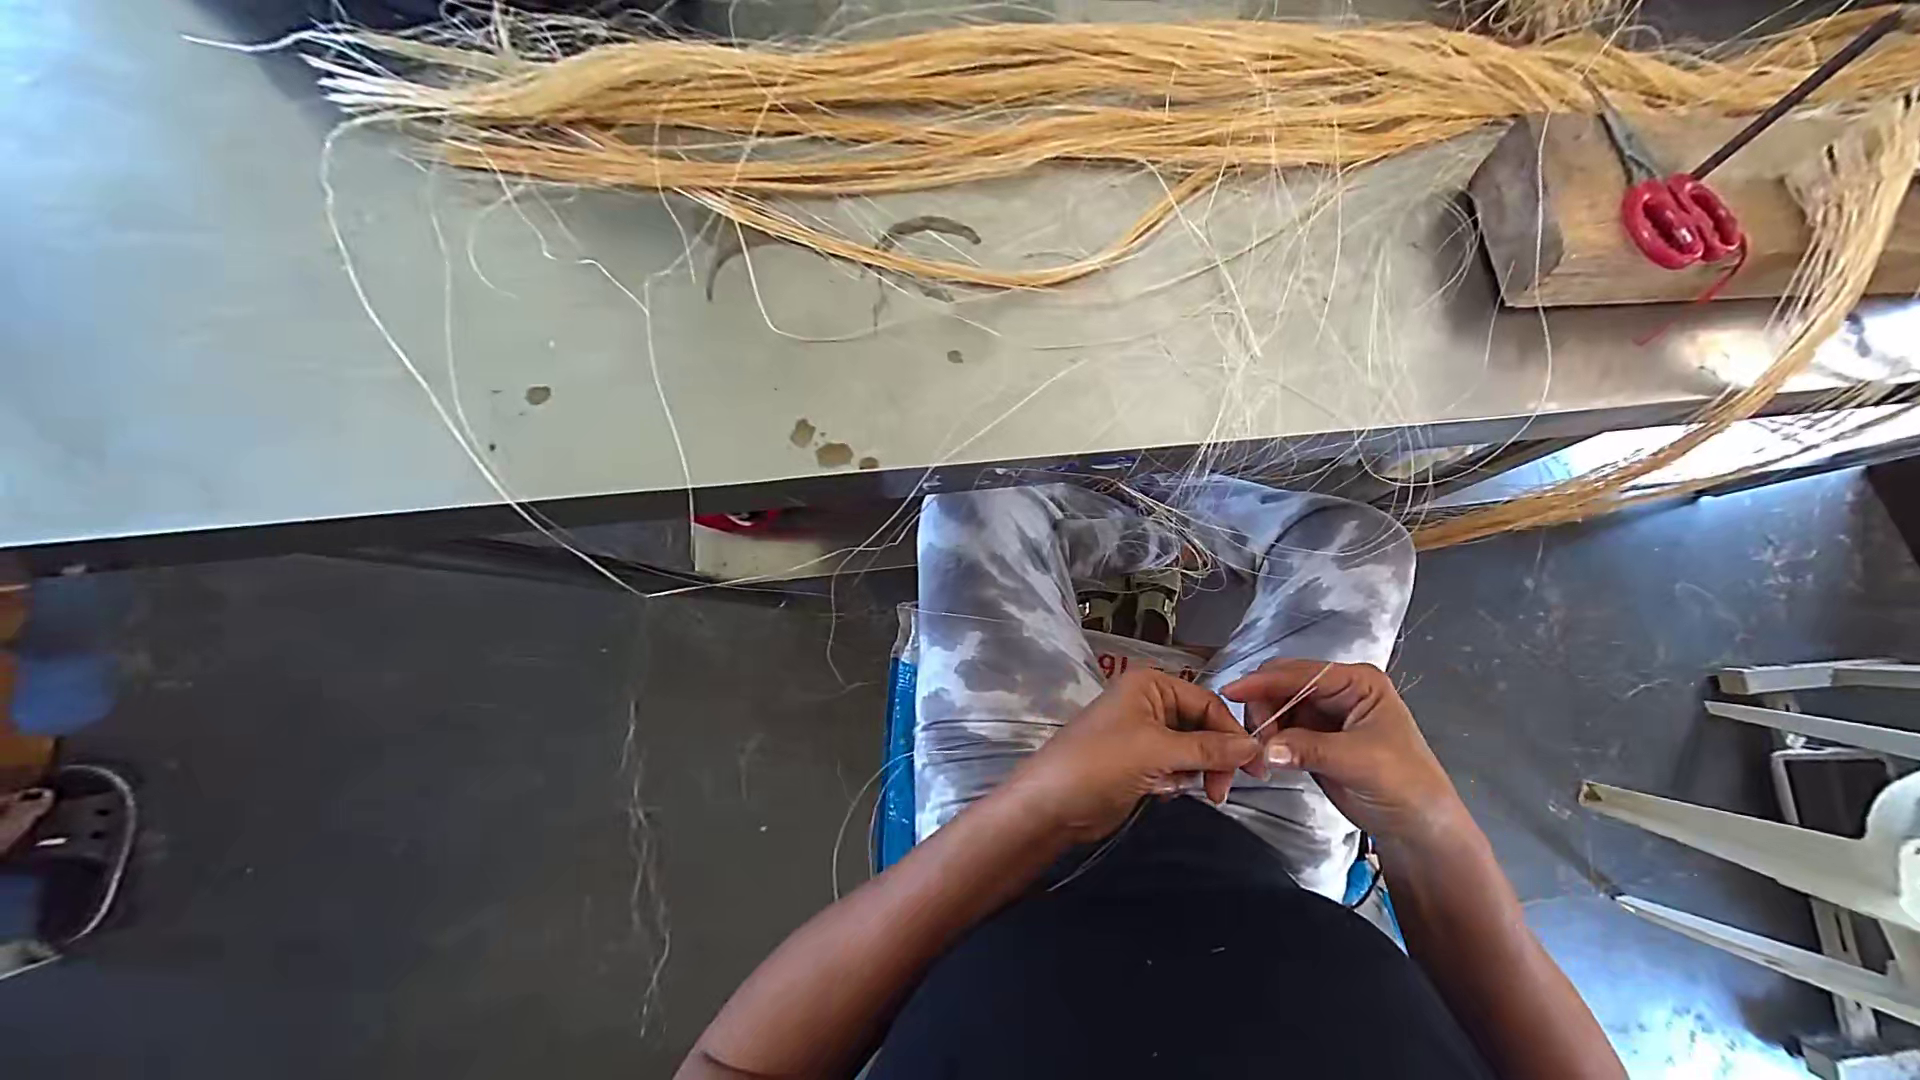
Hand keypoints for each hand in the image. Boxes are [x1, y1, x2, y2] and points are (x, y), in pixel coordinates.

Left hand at [1001, 669, 1257, 843]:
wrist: (1053, 803)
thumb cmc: (1101, 763)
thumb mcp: (1157, 751)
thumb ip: (1209, 749)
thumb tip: (1256, 746)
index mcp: (1149, 684)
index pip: (1207, 702)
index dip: (1233, 733)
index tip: (1257, 769)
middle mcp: (1147, 702)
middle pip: (1202, 726)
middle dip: (1214, 757)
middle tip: (1222, 790)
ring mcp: (1142, 732)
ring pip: (1191, 749)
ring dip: (1195, 771)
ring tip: (1184, 790)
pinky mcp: (1138, 761)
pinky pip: (1175, 766)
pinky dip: (1177, 779)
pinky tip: (1162, 791)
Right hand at [1221, 660, 1467, 846]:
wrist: (1417, 829)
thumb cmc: (1406, 786)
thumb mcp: (1360, 762)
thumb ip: (1310, 749)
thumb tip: (1266, 748)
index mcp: (1356, 683)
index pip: (1301, 673)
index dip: (1264, 681)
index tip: (1232, 692)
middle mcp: (1336, 691)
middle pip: (1280, 684)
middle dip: (1262, 706)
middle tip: (1253, 737)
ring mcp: (1321, 713)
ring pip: (1272, 705)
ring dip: (1261, 725)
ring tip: (1262, 754)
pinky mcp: (1309, 736)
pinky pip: (1275, 727)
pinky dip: (1264, 739)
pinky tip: (1265, 756)